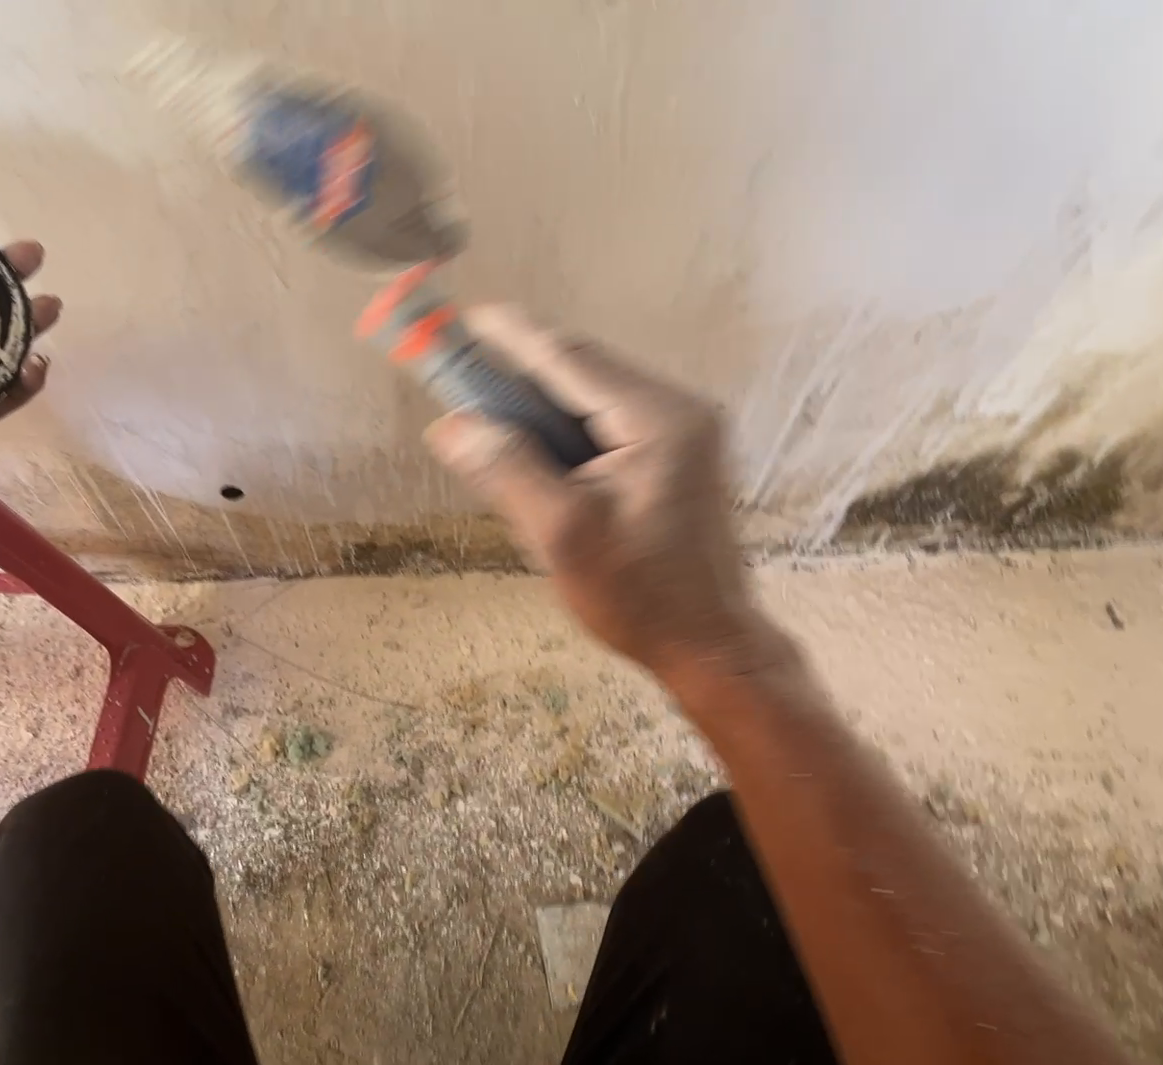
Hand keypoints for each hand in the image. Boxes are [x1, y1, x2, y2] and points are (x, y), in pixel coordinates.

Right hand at [425, 306, 763, 673]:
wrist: (711, 646)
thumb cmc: (640, 597)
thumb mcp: (563, 534)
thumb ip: (507, 471)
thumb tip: (451, 426)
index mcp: (659, 418)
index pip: (570, 359)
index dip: (513, 337)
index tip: (469, 321)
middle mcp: (679, 412)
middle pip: (583, 375)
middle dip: (524, 380)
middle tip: (470, 389)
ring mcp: (684, 435)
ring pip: (593, 403)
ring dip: (543, 411)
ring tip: (498, 432)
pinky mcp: (677, 461)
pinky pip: (608, 429)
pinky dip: (567, 437)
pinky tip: (542, 465)